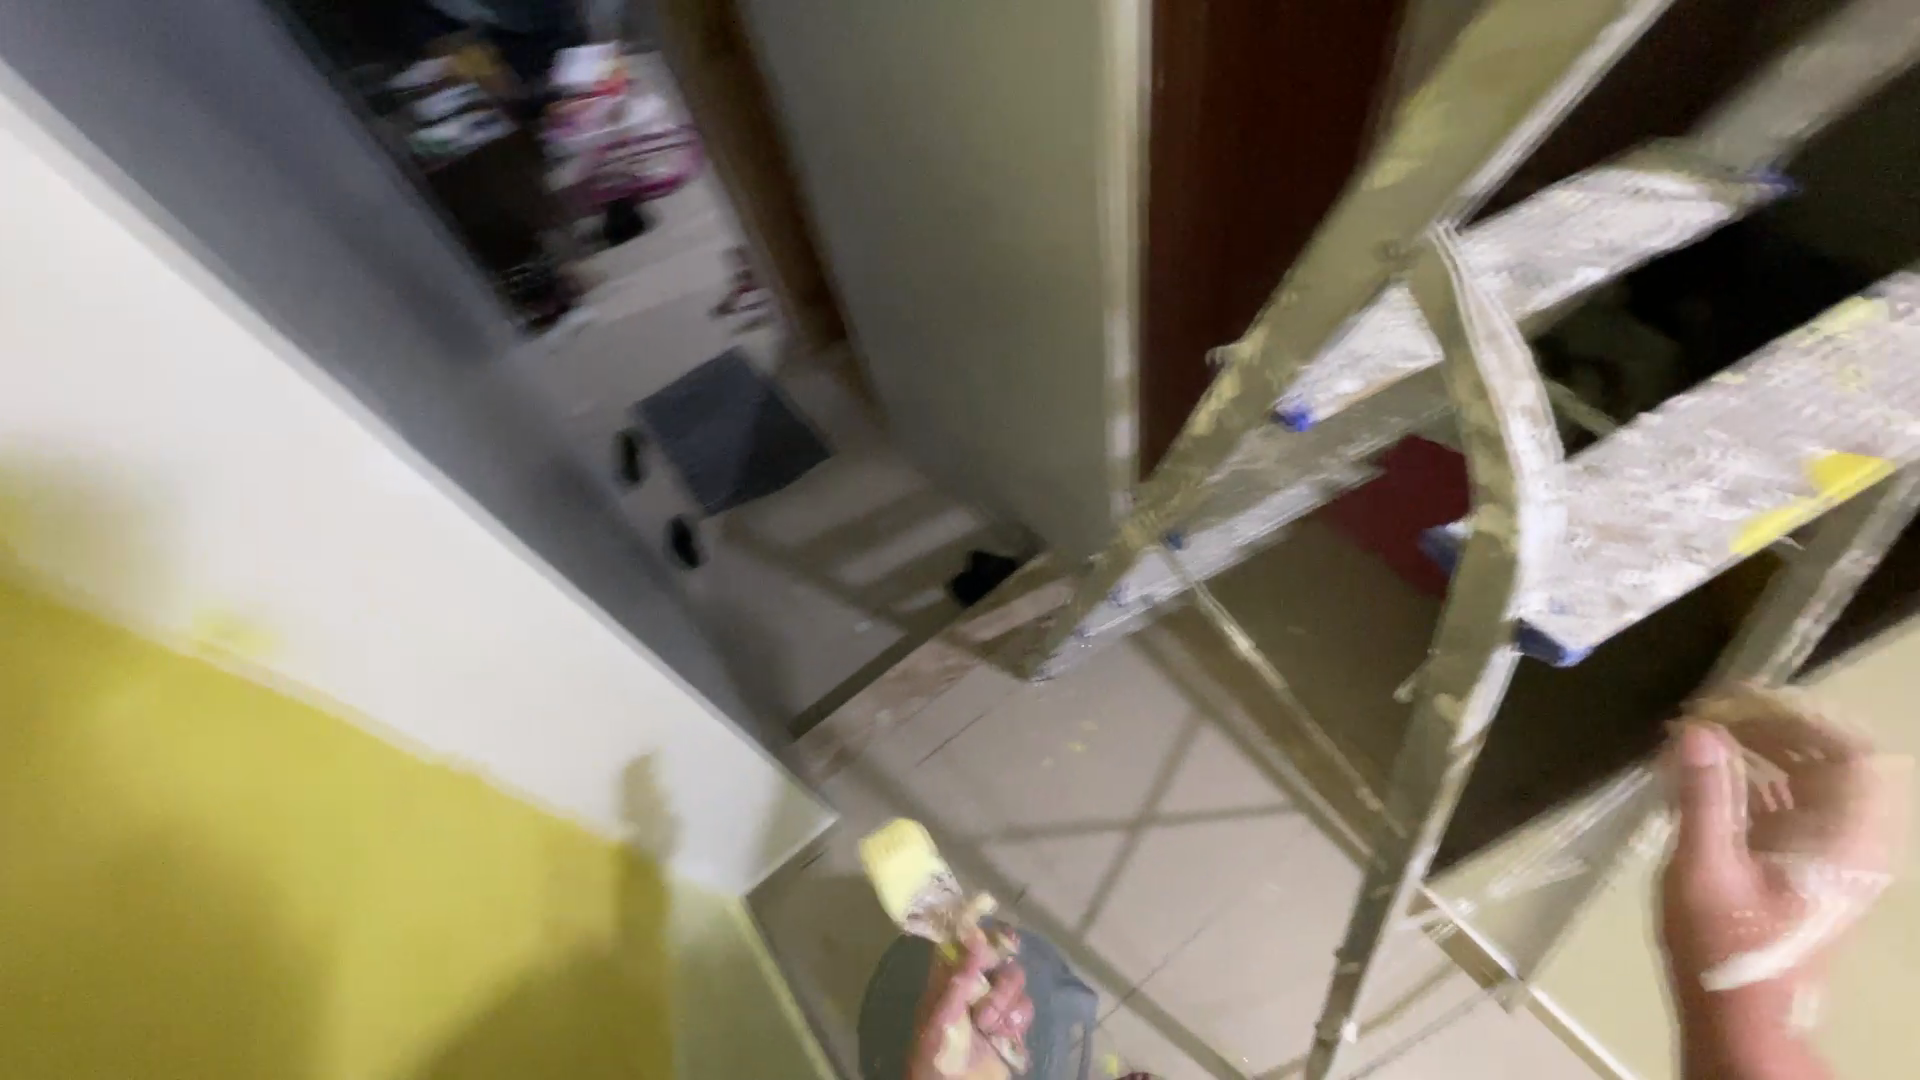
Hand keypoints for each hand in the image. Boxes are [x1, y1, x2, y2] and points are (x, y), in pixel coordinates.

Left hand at [908, 931, 1032, 1079]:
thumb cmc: (937, 1055)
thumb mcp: (941, 1017)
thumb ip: (958, 979)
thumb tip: (974, 935)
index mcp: (951, 974)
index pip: (971, 938)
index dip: (990, 933)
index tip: (1006, 939)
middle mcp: (975, 982)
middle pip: (1003, 959)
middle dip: (1001, 986)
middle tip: (985, 1011)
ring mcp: (994, 1002)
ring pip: (1016, 983)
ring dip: (1007, 1007)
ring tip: (991, 1030)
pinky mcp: (1010, 1023)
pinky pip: (1025, 1008)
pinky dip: (1017, 1024)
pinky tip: (1004, 1039)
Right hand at [1660, 688, 1900, 1076]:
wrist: (1737, 1003)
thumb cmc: (1724, 939)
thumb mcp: (1704, 866)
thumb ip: (1704, 796)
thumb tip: (1699, 730)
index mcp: (1843, 843)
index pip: (1853, 759)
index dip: (1803, 719)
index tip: (1739, 699)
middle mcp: (1846, 841)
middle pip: (1830, 762)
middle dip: (1773, 725)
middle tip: (1707, 708)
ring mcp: (1821, 851)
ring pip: (1806, 778)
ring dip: (1758, 746)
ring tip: (1699, 728)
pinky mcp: (1792, 859)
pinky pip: (1781, 798)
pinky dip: (1746, 773)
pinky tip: (1701, 766)